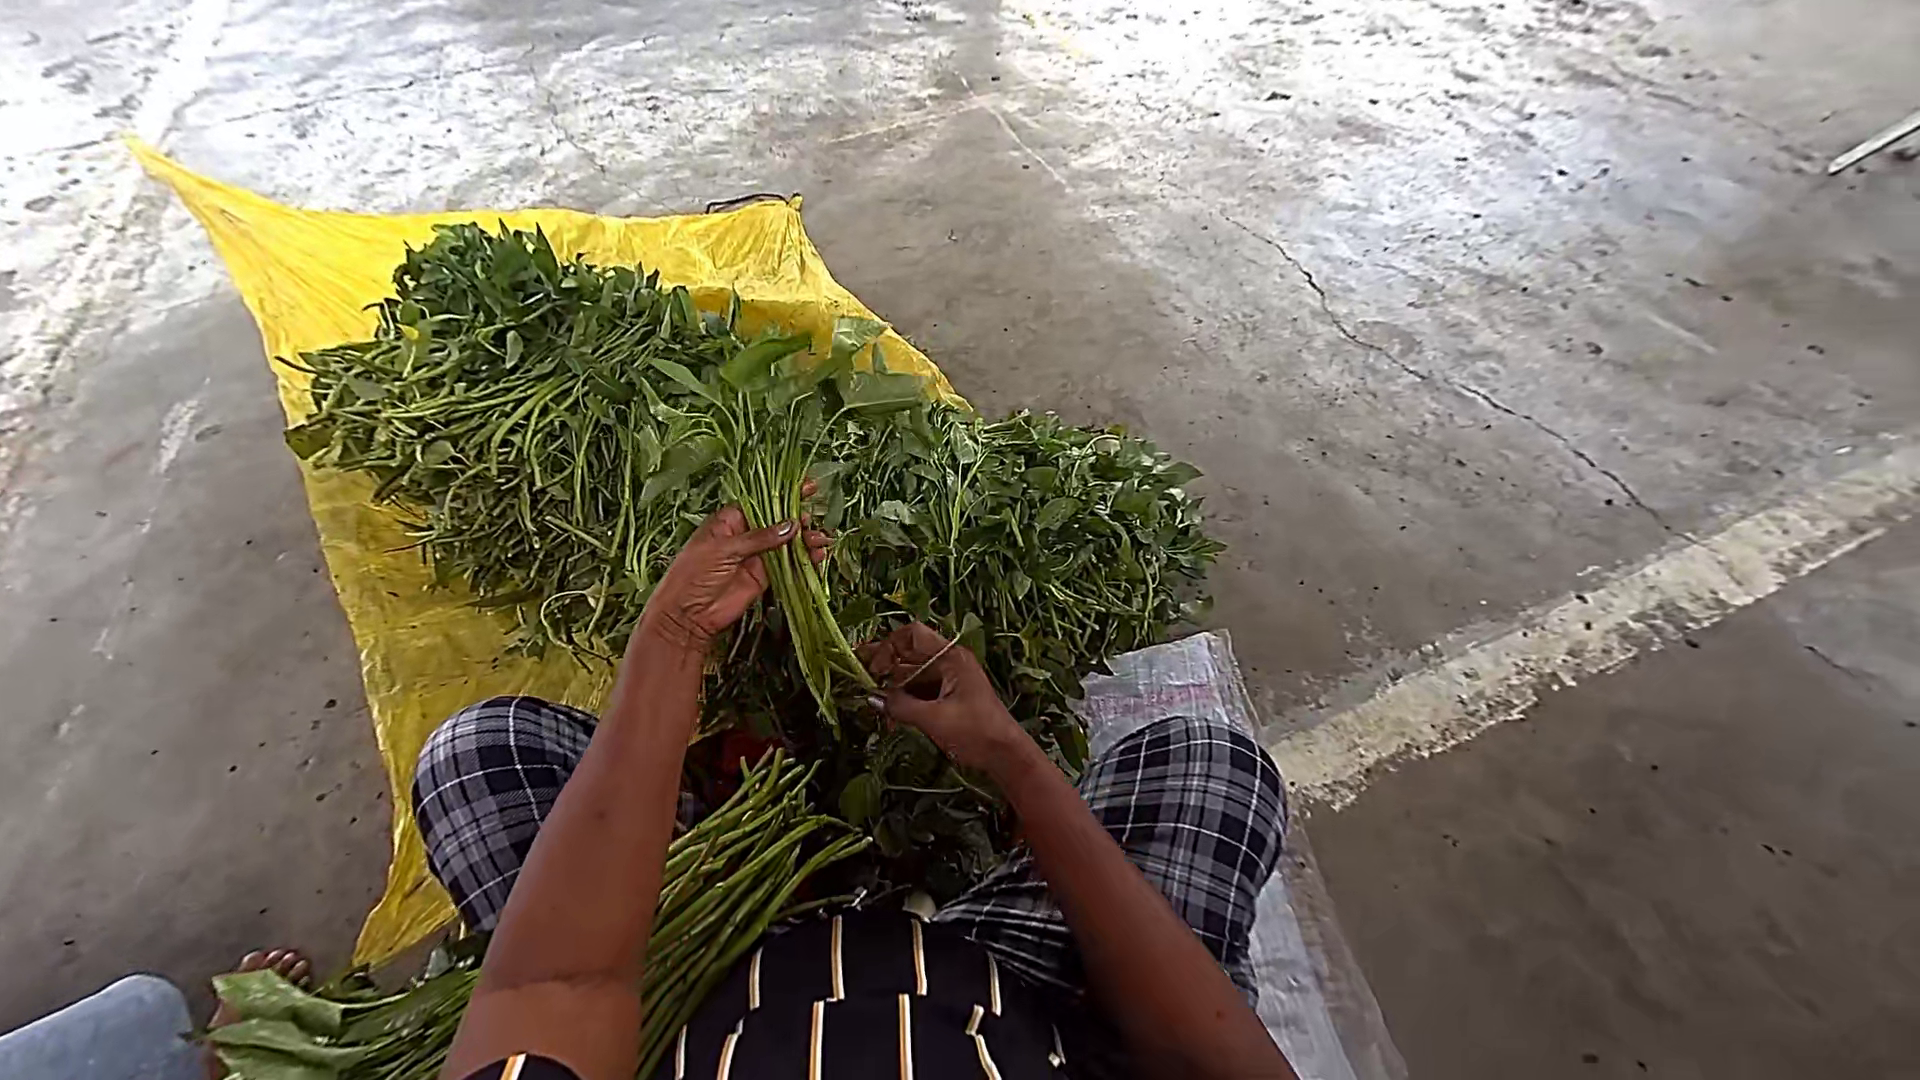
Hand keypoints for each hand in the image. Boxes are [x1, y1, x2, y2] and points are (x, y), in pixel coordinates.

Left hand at [635, 497, 829, 653]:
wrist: (688, 616)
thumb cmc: (693, 575)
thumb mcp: (724, 550)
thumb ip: (759, 538)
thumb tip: (791, 525)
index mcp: (730, 521)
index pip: (762, 501)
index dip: (784, 494)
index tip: (807, 487)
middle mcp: (746, 535)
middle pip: (779, 521)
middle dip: (799, 518)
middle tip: (813, 519)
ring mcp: (757, 556)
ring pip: (788, 543)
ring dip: (806, 540)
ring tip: (820, 541)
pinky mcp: (766, 576)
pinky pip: (790, 564)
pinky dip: (805, 559)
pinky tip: (817, 556)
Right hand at [859, 622, 1033, 776]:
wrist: (1005, 755)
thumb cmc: (976, 732)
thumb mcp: (935, 719)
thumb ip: (901, 706)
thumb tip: (872, 697)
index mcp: (951, 657)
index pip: (913, 634)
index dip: (888, 646)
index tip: (874, 669)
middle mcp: (949, 662)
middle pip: (909, 653)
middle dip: (883, 662)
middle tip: (856, 669)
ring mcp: (948, 679)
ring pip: (911, 674)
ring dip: (891, 686)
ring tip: (870, 699)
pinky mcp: (947, 696)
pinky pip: (919, 690)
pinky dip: (903, 699)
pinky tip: (888, 715)